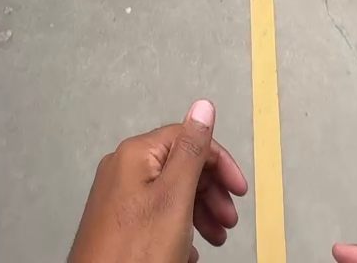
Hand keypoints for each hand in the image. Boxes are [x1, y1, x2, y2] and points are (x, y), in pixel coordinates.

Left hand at [68, 99, 249, 262]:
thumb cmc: (133, 254)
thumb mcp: (174, 198)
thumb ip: (191, 150)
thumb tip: (203, 107)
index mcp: (136, 154)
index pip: (189, 138)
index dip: (219, 163)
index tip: (239, 190)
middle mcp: (124, 168)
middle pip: (180, 165)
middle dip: (210, 191)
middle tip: (228, 220)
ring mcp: (118, 196)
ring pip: (170, 192)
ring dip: (198, 211)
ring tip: (215, 238)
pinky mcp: (117, 221)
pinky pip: (156, 214)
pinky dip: (178, 227)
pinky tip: (187, 250)